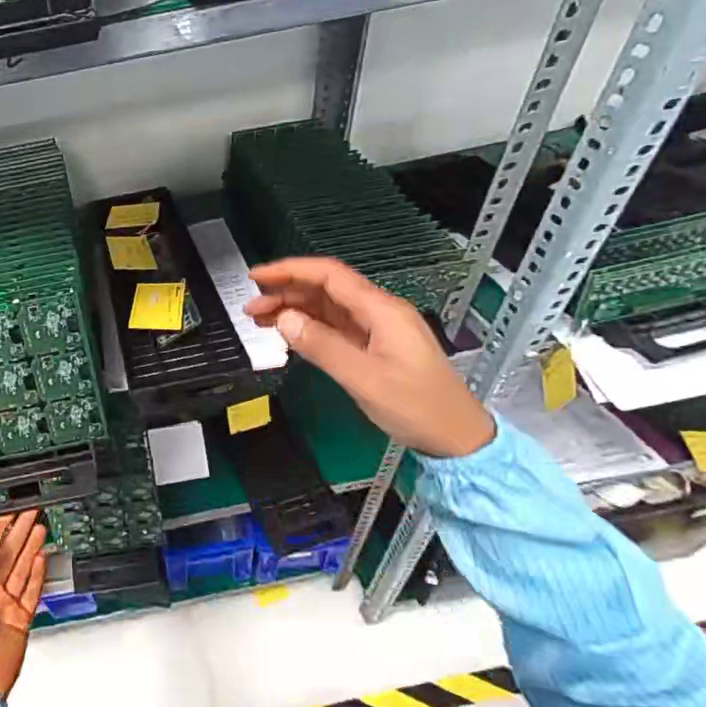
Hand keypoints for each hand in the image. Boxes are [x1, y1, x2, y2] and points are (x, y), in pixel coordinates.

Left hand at [0, 509, 46, 699]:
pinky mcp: (21, 618)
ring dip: (31, 548)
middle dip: (18, 533)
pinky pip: (32, 590)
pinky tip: (42, 558)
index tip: (7, 514)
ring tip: (40, 528)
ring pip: (21, 568)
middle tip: (30, 514)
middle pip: (7, 555)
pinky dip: (38, 574)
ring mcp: (5, 605)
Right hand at [245, 257, 493, 458]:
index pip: (329, 275)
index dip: (290, 270)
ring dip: (293, 309)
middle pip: (325, 289)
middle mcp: (378, 313)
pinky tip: (287, 333)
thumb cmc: (417, 407)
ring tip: (260, 319)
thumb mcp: (364, 378)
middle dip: (285, 292)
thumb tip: (285, 320)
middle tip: (250, 308)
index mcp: (381, 310)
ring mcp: (376, 330)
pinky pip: (333, 327)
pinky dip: (307, 327)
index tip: (257, 277)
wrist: (454, 436)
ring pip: (327, 308)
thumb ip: (322, 346)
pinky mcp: (372, 347)